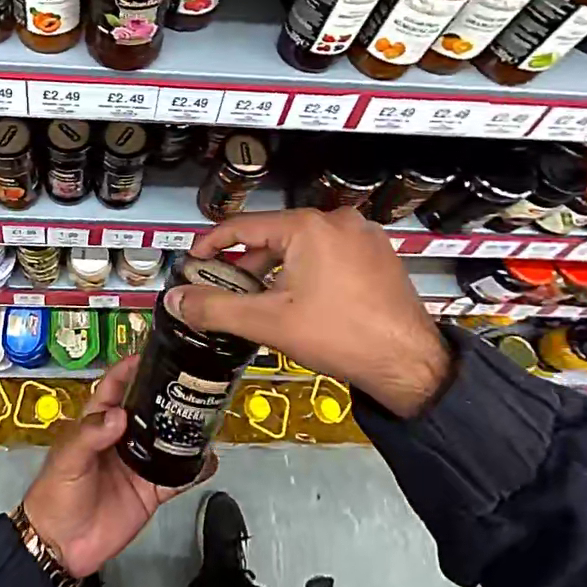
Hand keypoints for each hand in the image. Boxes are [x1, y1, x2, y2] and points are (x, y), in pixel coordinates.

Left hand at [20, 355, 213, 577]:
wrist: (61, 546)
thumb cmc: (54, 494)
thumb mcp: (67, 458)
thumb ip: (90, 435)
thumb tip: (118, 414)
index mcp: (98, 422)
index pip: (115, 387)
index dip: (131, 368)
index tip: (151, 354)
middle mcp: (122, 438)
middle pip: (148, 409)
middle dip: (168, 394)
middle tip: (192, 382)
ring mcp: (138, 464)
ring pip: (168, 440)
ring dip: (186, 430)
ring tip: (209, 415)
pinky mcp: (150, 491)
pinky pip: (178, 477)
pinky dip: (195, 469)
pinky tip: (209, 460)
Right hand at [170, 207, 453, 418]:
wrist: (409, 365)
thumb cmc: (342, 336)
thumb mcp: (267, 322)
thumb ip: (215, 308)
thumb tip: (177, 301)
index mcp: (309, 226)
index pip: (244, 226)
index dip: (213, 244)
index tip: (195, 260)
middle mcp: (338, 221)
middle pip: (274, 236)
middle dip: (247, 263)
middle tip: (228, 289)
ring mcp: (363, 236)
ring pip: (302, 245)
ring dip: (277, 269)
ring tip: (264, 301)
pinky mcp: (378, 255)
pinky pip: (328, 254)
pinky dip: (306, 271)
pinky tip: (301, 301)